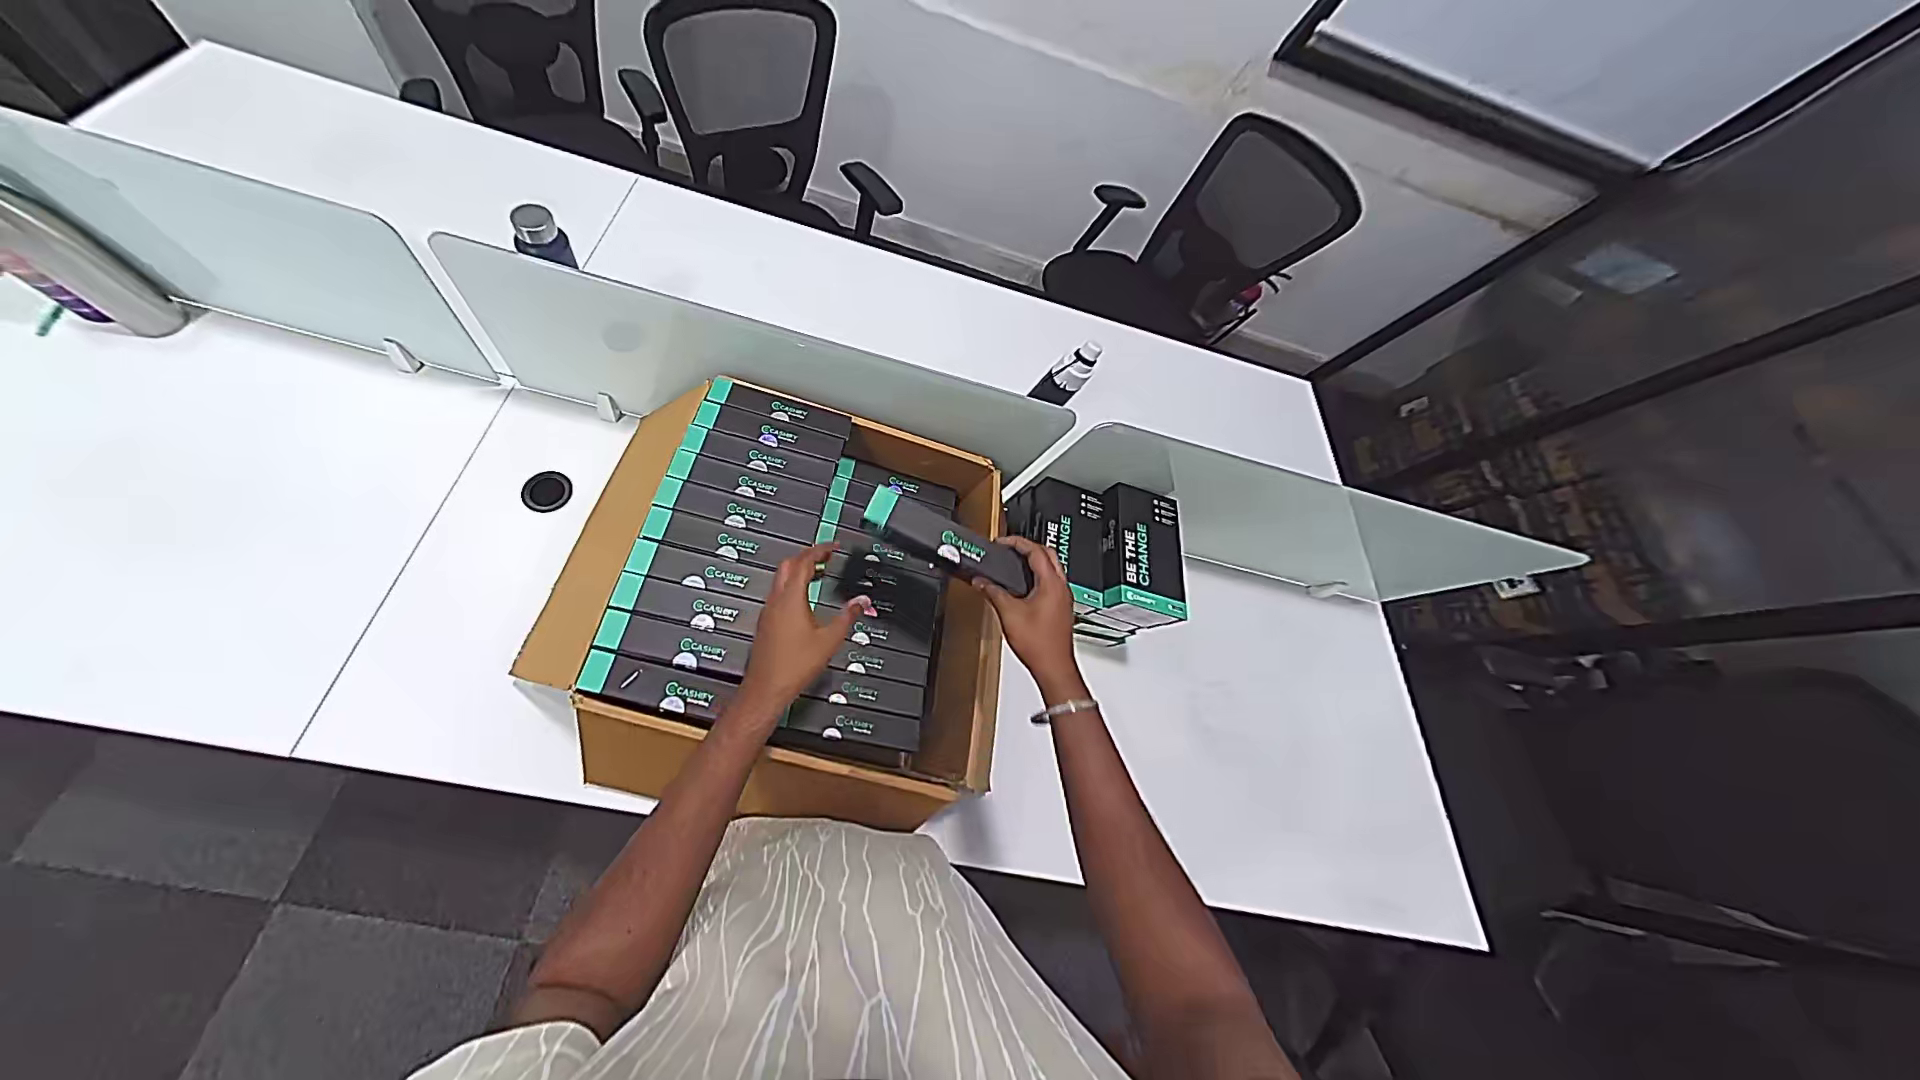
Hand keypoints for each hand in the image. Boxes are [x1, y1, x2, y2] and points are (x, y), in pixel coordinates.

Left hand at [732, 543, 870, 728]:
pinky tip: (806, 599)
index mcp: (791, 599)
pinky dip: (793, 587)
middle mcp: (776, 601)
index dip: (820, 550)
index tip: (832, 546)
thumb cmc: (792, 667)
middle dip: (808, 555)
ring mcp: (768, 612)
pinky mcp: (767, 622)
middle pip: (789, 564)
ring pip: (782, 579)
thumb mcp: (830, 640)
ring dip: (800, 570)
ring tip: (819, 573)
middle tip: (826, 555)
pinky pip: (779, 594)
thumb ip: (848, 616)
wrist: (767, 688)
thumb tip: (861, 602)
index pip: (804, 561)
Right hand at [971, 536, 1087, 703]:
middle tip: (1010, 547)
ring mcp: (1064, 598)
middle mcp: (1062, 588)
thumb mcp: (1009, 614)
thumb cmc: (1039, 645)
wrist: (1053, 667)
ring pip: (1053, 568)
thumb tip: (981, 581)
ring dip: (1035, 561)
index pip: (1036, 550)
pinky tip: (1025, 586)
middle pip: (1048, 554)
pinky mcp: (1062, 608)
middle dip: (1028, 547)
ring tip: (1015, 562)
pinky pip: (1052, 583)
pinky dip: (1039, 576)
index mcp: (1051, 583)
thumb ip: (994, 592)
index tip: (1003, 541)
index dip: (1017, 542)